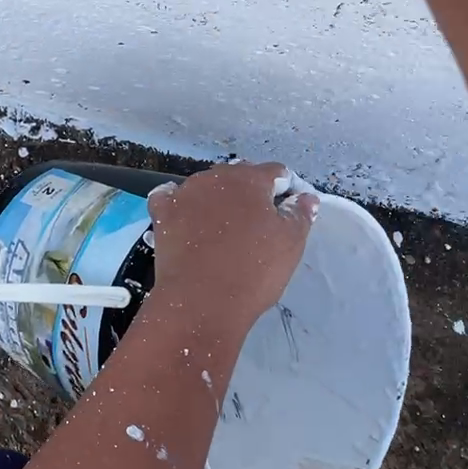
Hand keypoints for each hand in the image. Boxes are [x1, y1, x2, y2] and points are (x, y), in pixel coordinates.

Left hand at [143, 162, 316, 331]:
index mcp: (249, 180)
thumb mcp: (290, 243)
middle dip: (250, 191)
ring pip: (206, 186)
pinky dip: (181, 203)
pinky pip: (171, 197)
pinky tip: (187, 217)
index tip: (291, 207)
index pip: (274, 172)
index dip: (286, 187)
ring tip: (226, 225)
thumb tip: (304, 196)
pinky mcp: (163, 210)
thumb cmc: (254, 269)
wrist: (203, 297)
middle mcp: (214, 177)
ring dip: (218, 198)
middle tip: (260, 220)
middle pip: (238, 176)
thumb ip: (299, 214)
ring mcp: (184, 192)